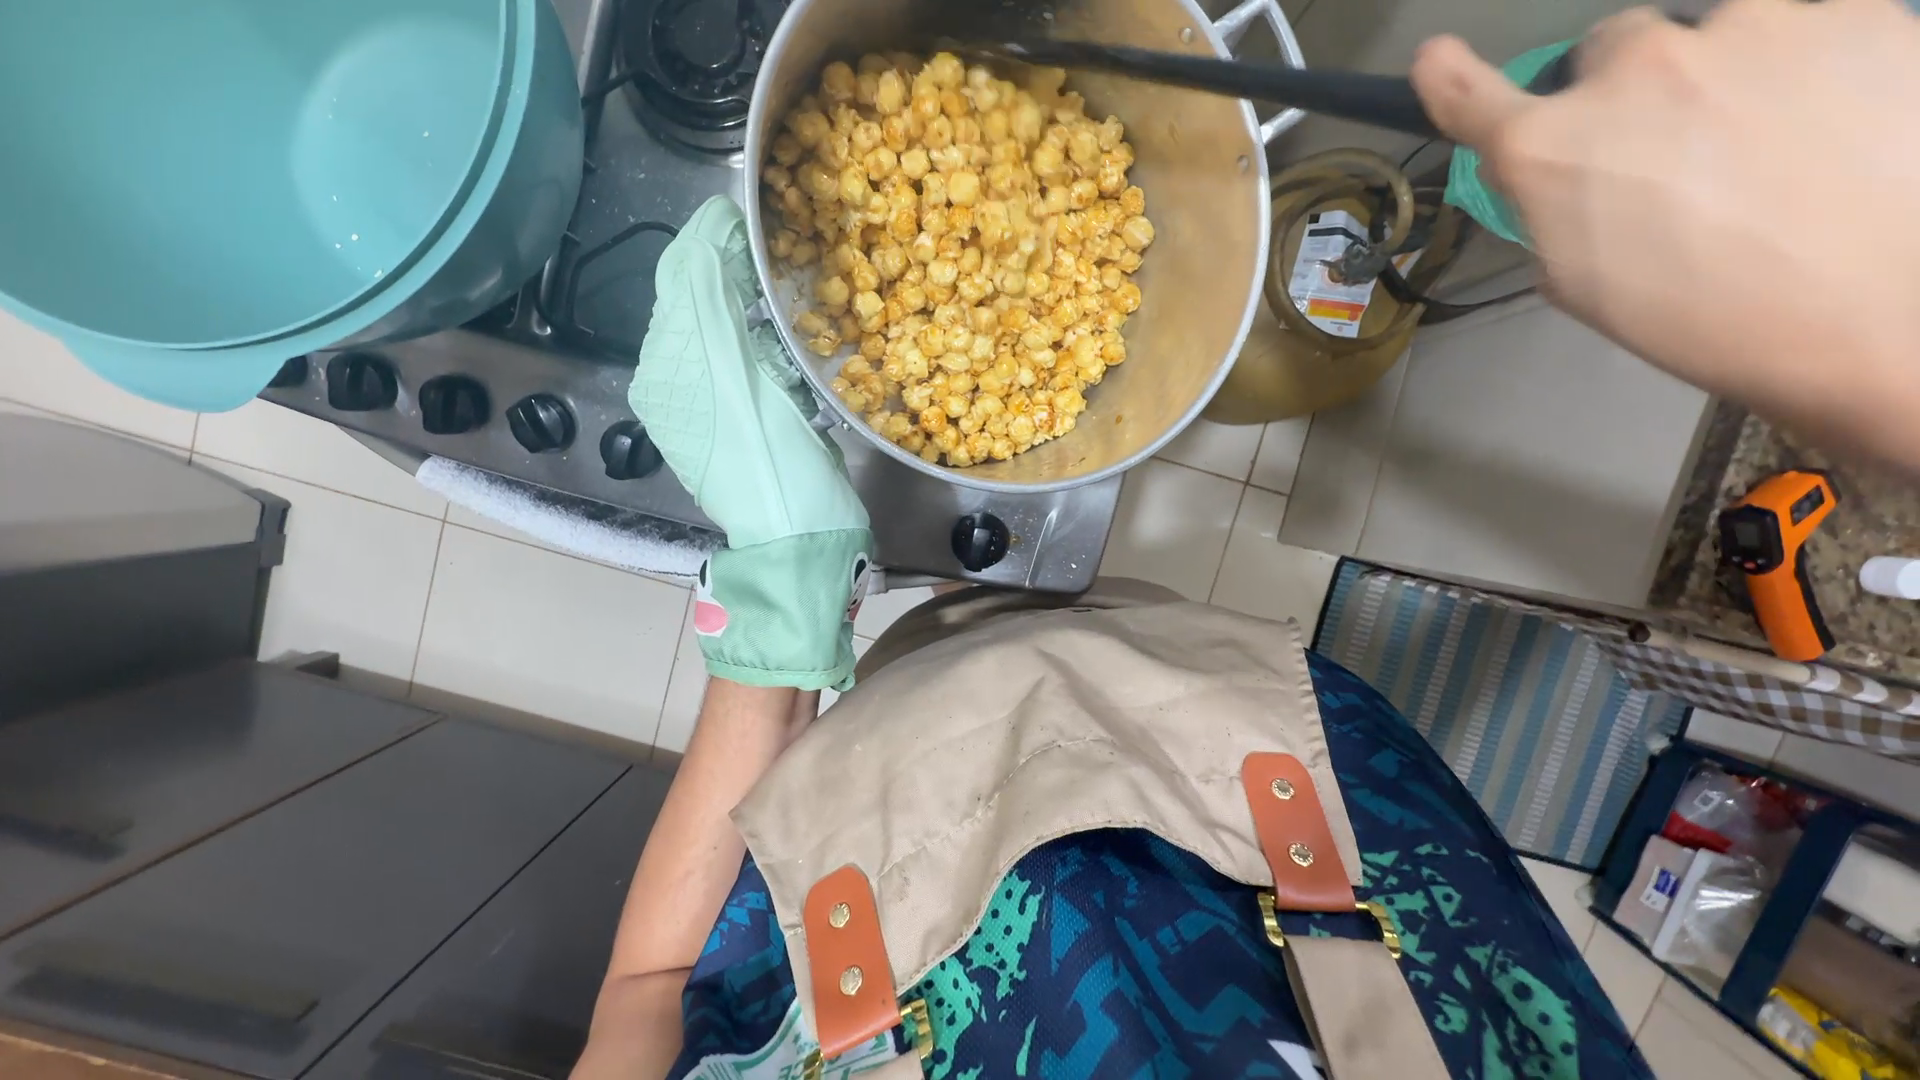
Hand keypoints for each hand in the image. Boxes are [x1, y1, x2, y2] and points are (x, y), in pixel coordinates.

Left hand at [630, 197, 872, 689]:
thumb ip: (713, 298)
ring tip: (783, 283)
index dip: (709, 239)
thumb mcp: (738, 372)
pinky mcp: (737, 422)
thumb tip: (709, 226)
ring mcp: (706, 406)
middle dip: (728, 265)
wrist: (801, 542)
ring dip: (747, 298)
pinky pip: (741, 359)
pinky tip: (785, 338)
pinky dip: (761, 337)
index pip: (677, 278)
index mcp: (666, 368)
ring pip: (720, 328)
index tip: (751, 218)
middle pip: (696, 301)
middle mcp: (674, 383)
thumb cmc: (775, 463)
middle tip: (776, 249)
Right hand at [1412, 0, 1919, 468]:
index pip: (1472, 99)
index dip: (1449, 80)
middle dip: (1625, 89)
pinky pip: (1806, 32)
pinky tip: (1830, 135)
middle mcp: (1636, 67)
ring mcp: (1751, 27)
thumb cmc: (1698, 317)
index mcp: (1552, 147)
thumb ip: (1554, 204)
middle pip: (1612, 50)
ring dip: (1720, 77)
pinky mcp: (1858, 13)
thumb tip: (1567, 170)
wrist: (1880, 309)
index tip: (1435, 60)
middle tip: (1664, 151)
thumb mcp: (1579, 279)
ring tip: (1767, 150)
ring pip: (1716, 37)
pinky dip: (1804, 72)